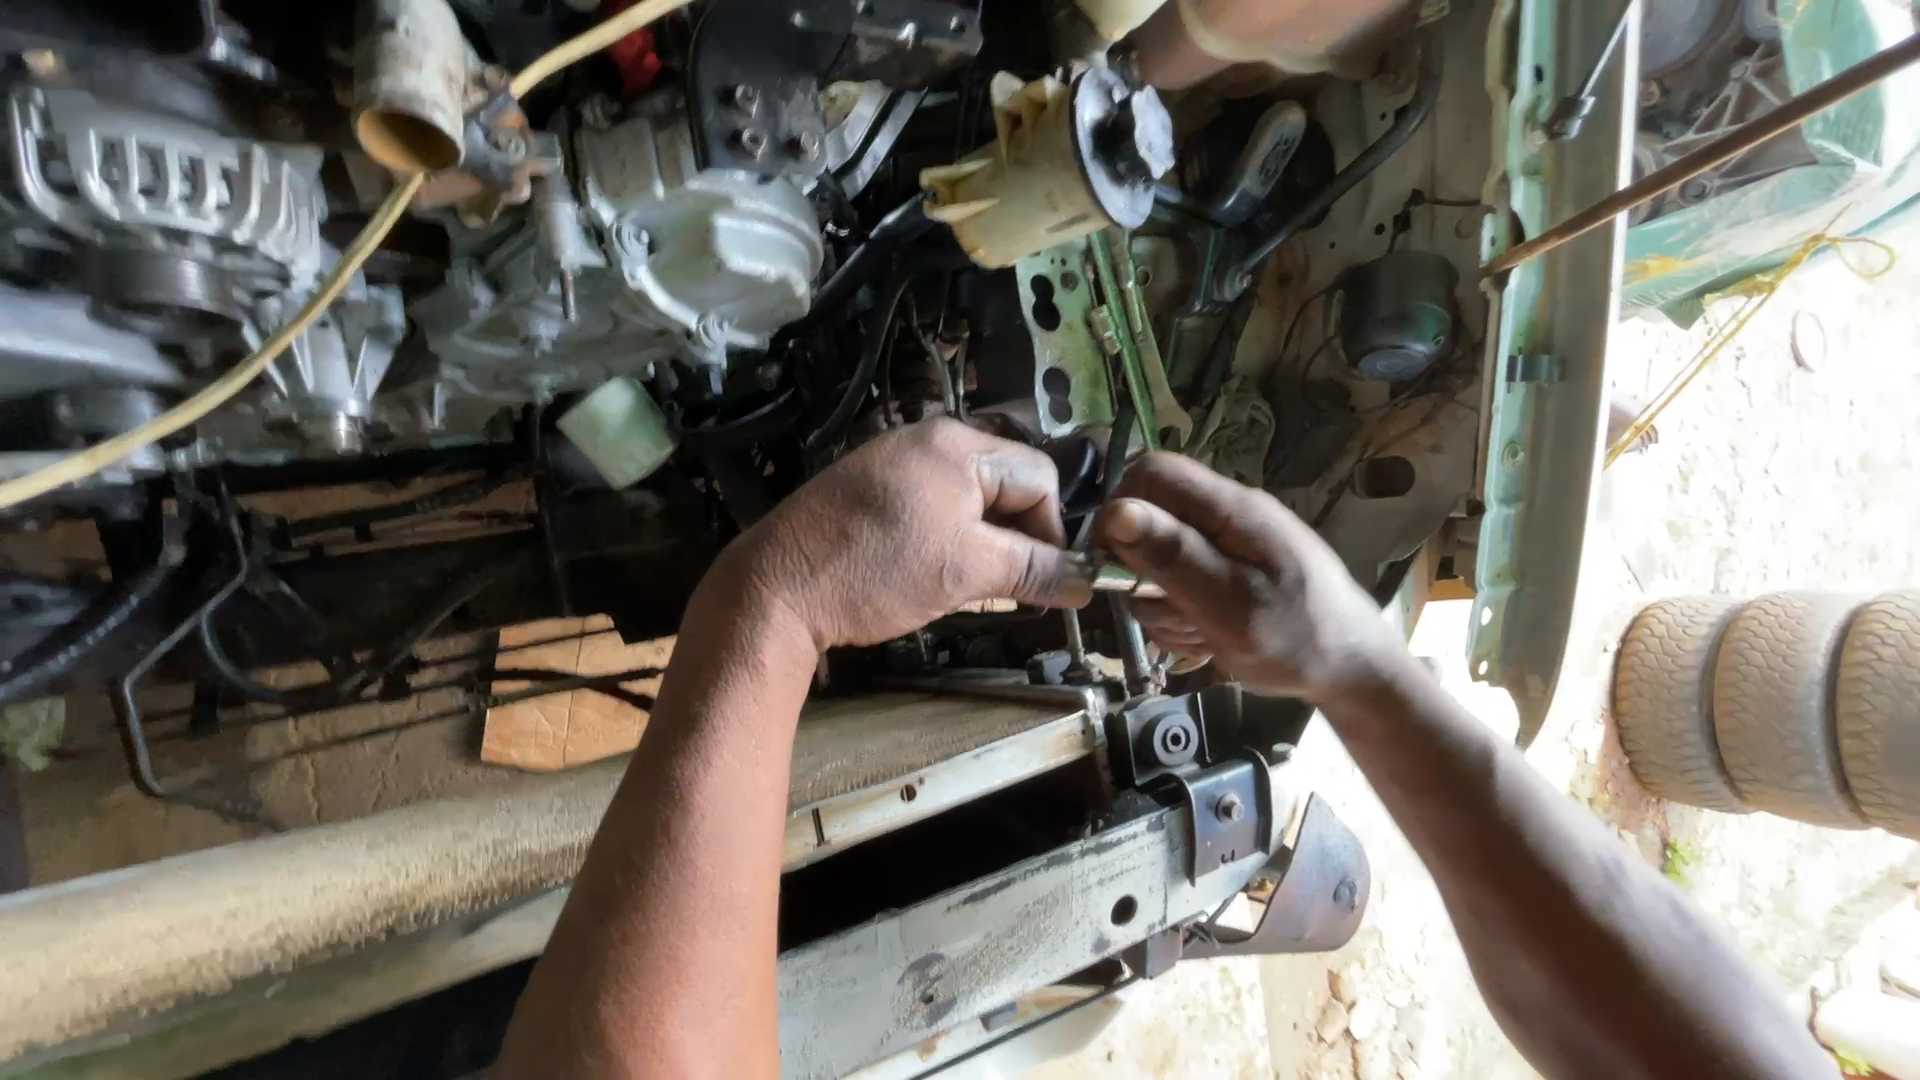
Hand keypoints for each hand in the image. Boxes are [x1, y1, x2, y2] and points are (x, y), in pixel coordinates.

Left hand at [713, 420, 1093, 648]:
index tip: (1040, 579)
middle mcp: (927, 438)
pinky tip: (928, 566)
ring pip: (968, 495)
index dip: (1051, 530)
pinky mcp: (868, 486)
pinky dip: (946, 534)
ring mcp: (893, 458)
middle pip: (1004, 480)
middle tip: (1004, 583)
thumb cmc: (877, 572)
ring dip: (982, 538)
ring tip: (966, 579)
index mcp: (957, 444)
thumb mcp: (967, 571)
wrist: (775, 589)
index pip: (1038, 476)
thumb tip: (1089, 582)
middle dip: (1015, 534)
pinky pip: (931, 502)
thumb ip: (1034, 570)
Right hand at [1090, 452, 1403, 703]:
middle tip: (1169, 610)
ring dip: (1158, 604)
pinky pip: (1171, 589)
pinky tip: (1204, 637)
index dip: (1120, 509)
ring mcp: (1221, 548)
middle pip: (1145, 522)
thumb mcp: (1231, 603)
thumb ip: (1174, 556)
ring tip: (1197, 632)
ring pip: (1152, 563)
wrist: (1352, 672)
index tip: (1111, 563)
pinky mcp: (1219, 575)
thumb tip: (1115, 512)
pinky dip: (1175, 618)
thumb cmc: (1300, 637)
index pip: (1152, 472)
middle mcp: (1222, 518)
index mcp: (1230, 509)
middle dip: (1140, 573)